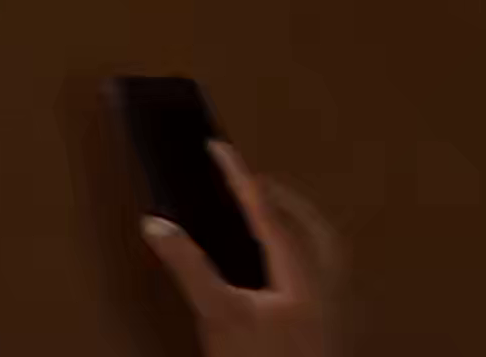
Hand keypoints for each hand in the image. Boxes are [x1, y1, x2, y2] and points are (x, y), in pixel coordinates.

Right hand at [142, 142, 341, 356]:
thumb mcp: (219, 316)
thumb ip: (189, 267)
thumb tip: (155, 223)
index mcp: (304, 285)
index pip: (270, 217)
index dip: (241, 179)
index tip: (219, 148)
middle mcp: (326, 297)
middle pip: (319, 236)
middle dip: (286, 201)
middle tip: (252, 180)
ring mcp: (330, 321)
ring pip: (326, 259)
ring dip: (296, 226)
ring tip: (264, 214)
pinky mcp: (321, 337)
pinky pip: (318, 279)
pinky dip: (296, 254)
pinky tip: (269, 265)